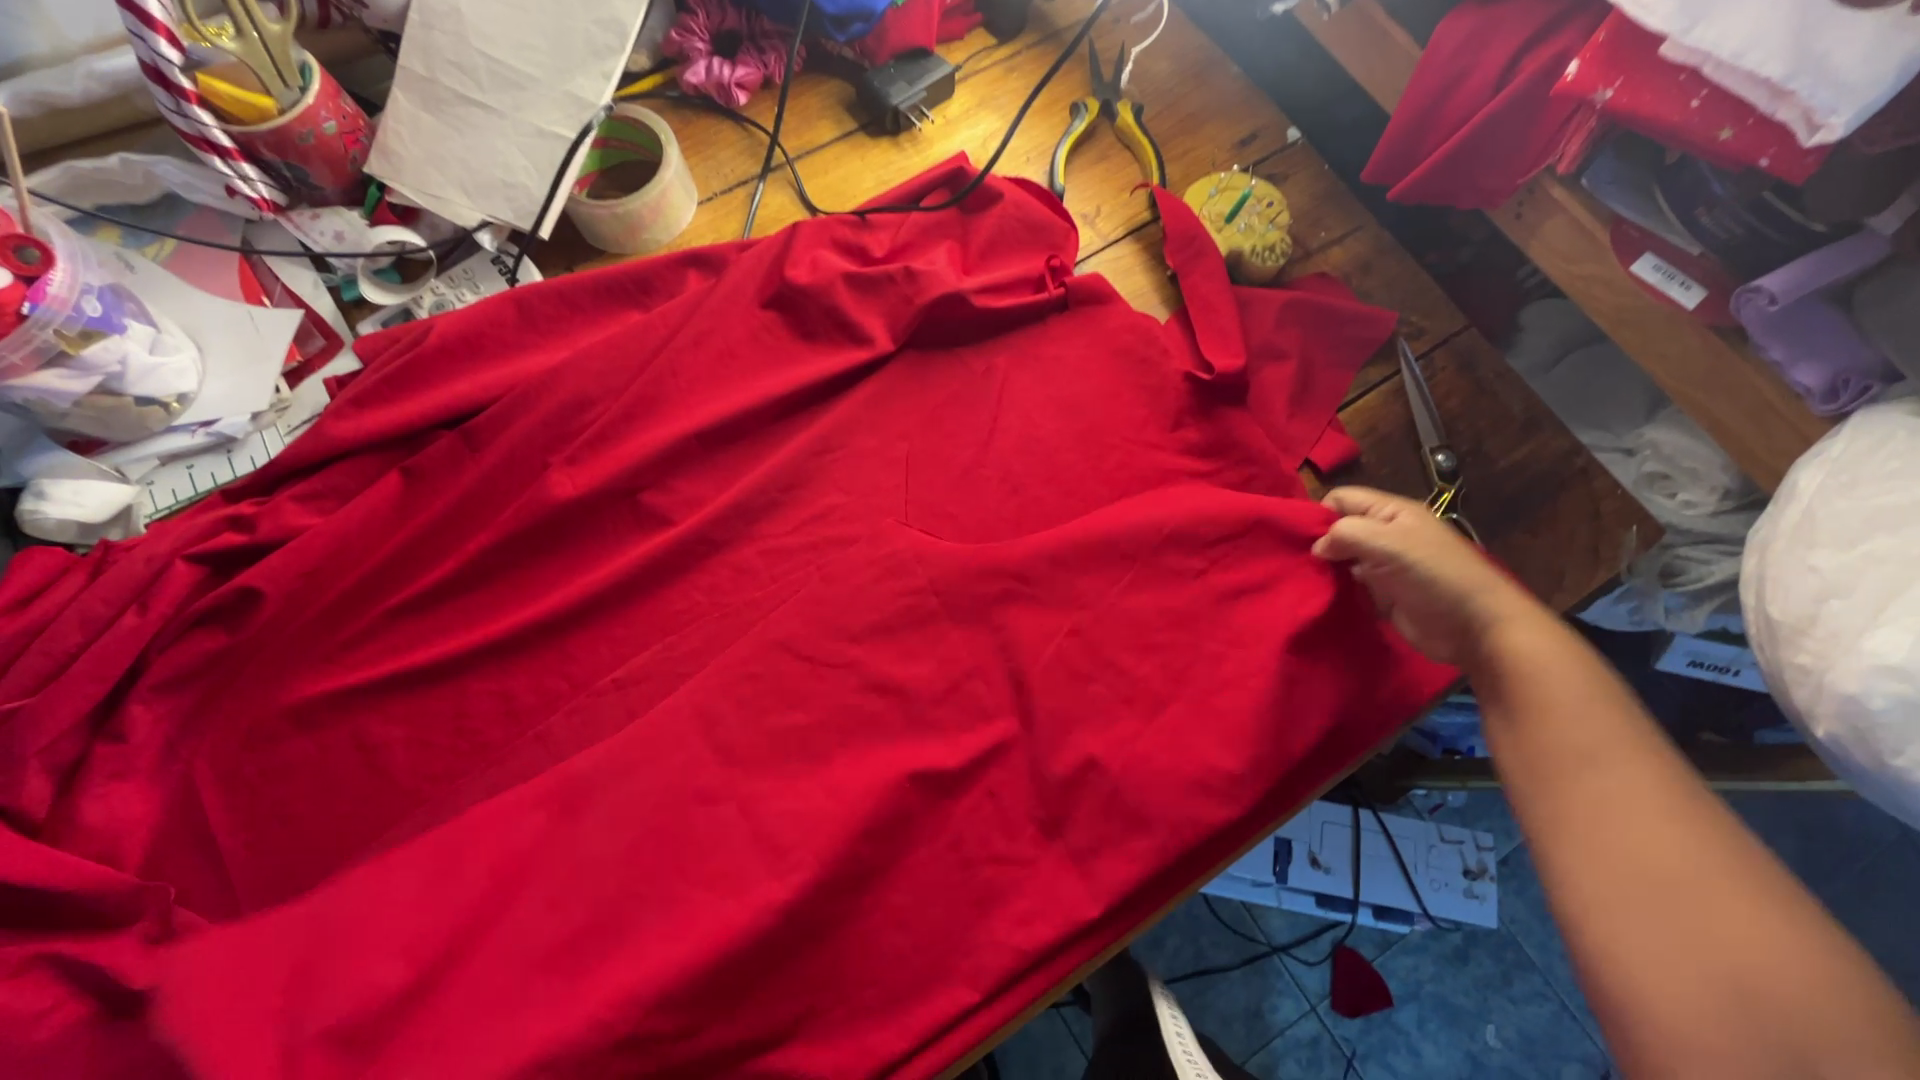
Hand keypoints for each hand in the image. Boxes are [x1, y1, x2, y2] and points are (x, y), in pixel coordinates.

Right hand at [1311, 486, 1543, 669]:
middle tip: (1296, 564)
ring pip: (1342, 561)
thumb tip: (1317, 547)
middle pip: (1339, 530)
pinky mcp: (1383, 597)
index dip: (1319, 514)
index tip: (1299, 540)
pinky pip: (1350, 589)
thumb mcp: (1390, 543)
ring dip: (1325, 571)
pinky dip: (1336, 593)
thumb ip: (1346, 534)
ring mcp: (1385, 567)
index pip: (1342, 499)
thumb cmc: (1434, 576)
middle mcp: (1386, 535)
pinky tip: (1320, 600)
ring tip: (1303, 583)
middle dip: (1318, 544)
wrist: (1475, 627)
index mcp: (1391, 512)